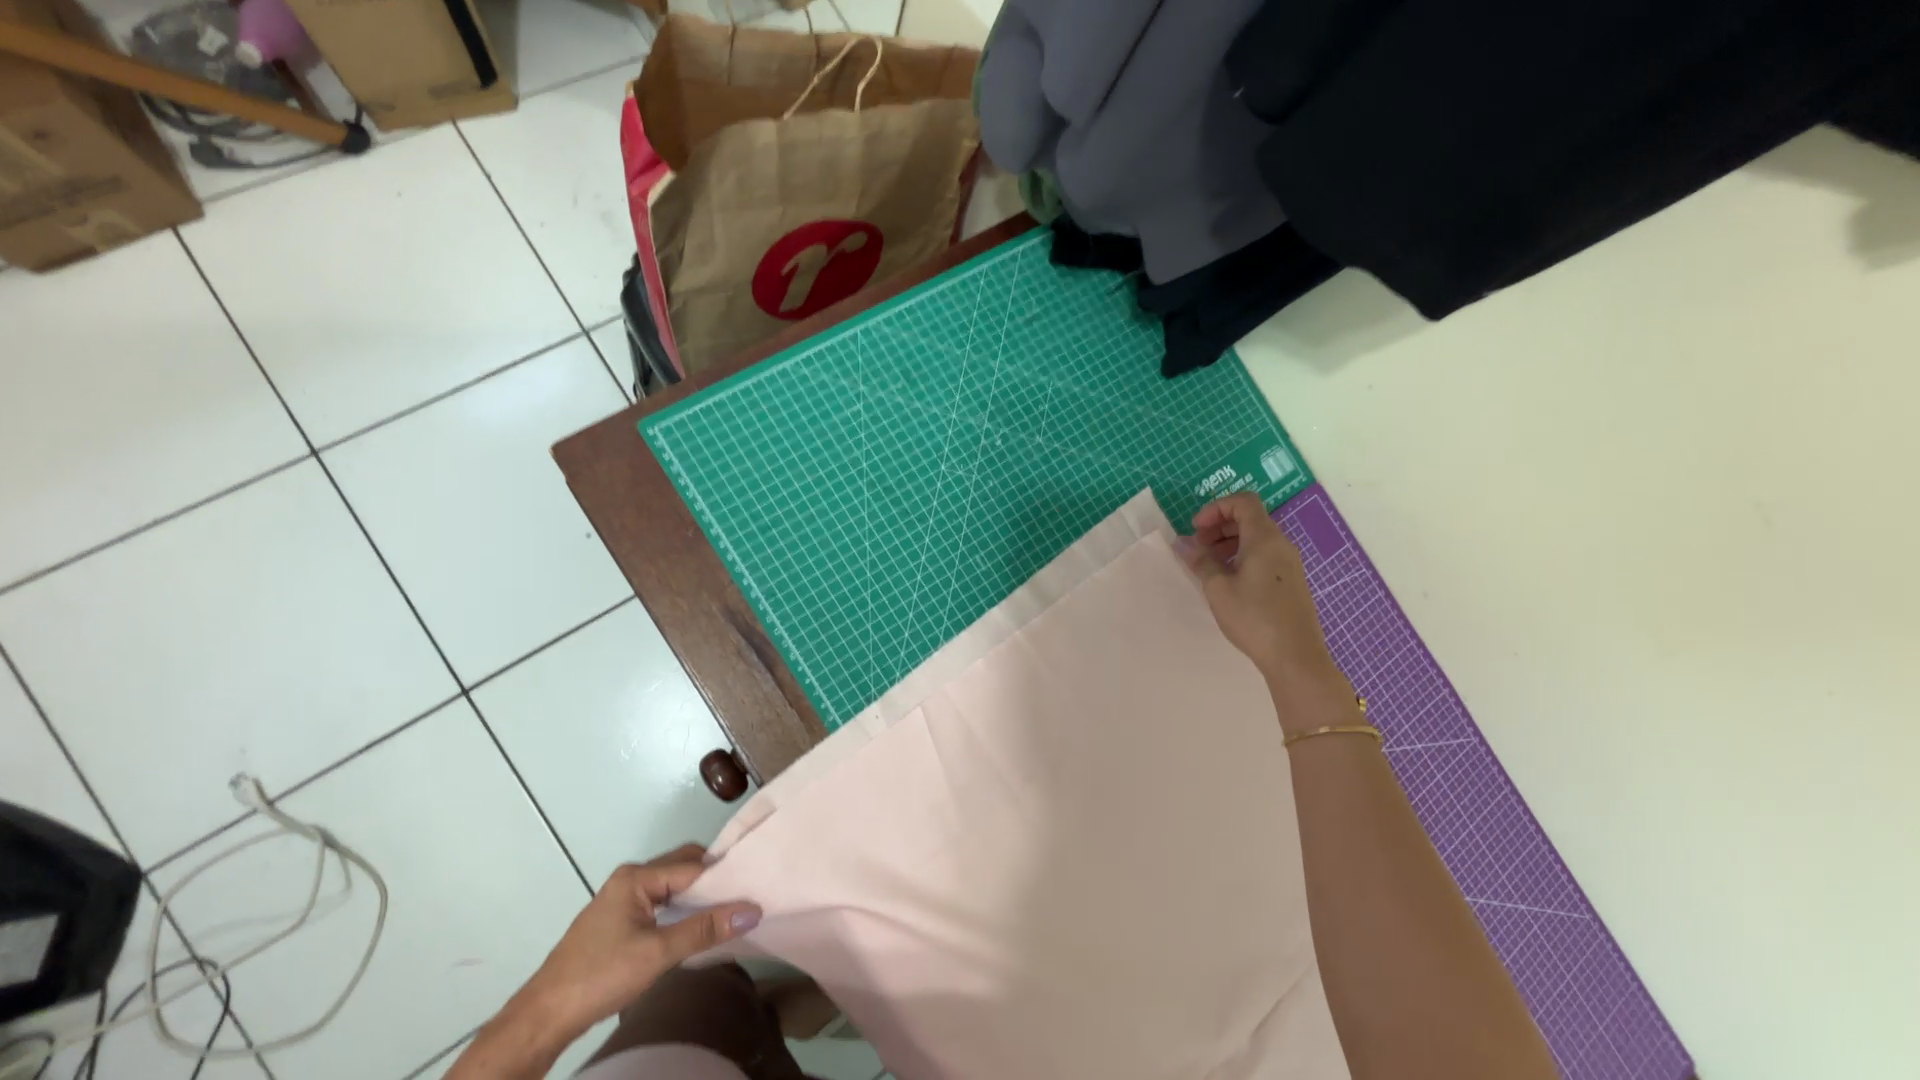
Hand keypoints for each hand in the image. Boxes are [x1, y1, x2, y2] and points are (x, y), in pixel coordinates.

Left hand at [509, 844, 761, 1041]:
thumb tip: (752, 910)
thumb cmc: (601, 976)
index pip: (692, 866)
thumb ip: (705, 929)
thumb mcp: (658, 953)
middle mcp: (630, 880)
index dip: (724, 876)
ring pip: (672, 888)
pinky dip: (682, 910)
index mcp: (636, 877)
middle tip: (747, 897)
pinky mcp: (620, 921)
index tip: (756, 887)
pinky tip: (699, 928)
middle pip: (682, 869)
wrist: (546, 1014)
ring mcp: (623, 900)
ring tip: (730, 912)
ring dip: (698, 897)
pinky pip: (661, 904)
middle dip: (713, 881)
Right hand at [1178, 493, 1346, 694]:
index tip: (1196, 529)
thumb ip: (1200, 561)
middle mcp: (1281, 544)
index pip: (1243, 502)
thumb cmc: (1253, 618)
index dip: (1216, 508)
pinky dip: (1243, 556)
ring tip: (1210, 566)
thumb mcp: (1218, 589)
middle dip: (1220, 526)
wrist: (1295, 656)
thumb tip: (1183, 542)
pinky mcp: (1292, 581)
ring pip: (1257, 538)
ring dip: (1230, 543)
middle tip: (1198, 548)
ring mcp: (1290, 563)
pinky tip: (1229, 581)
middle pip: (1250, 518)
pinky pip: (1265, 555)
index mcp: (1264, 538)